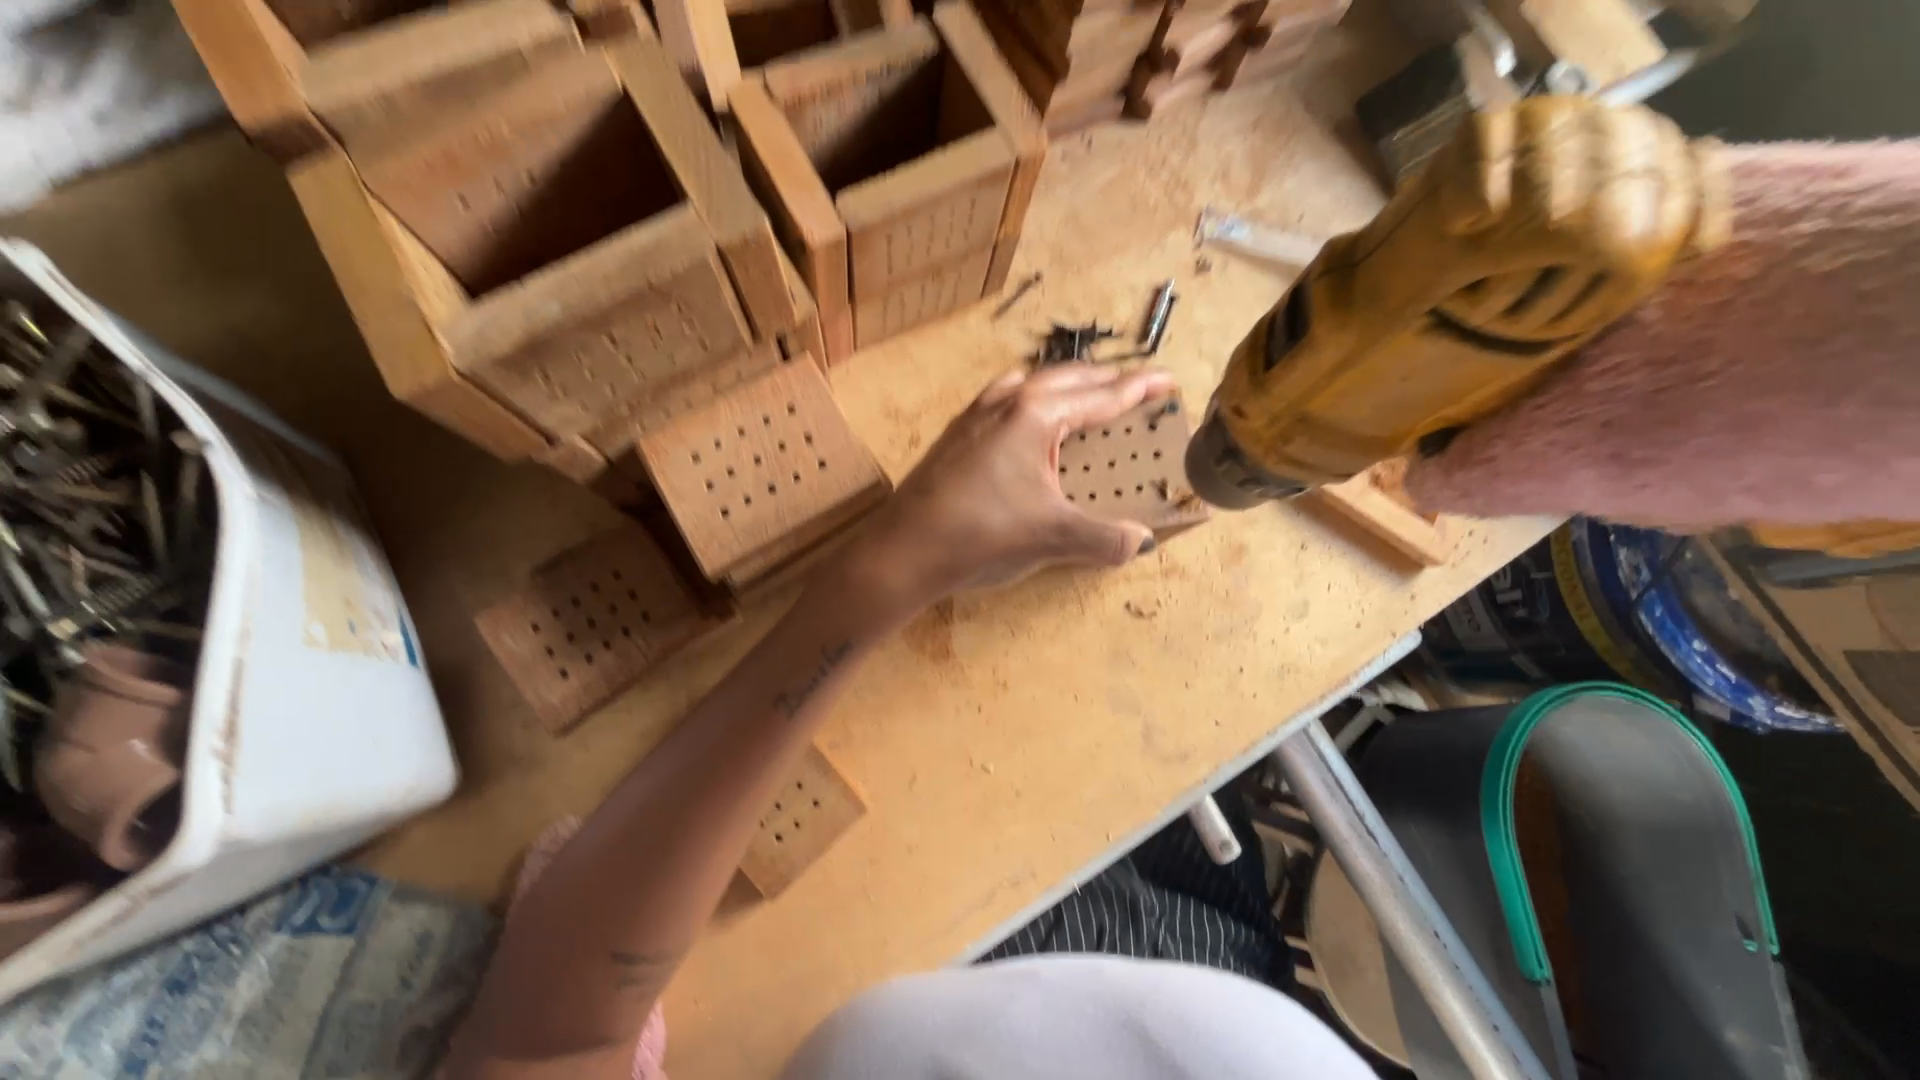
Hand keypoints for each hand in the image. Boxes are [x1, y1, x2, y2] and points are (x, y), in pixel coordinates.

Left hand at [833, 364, 1178, 619]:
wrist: (903, 550)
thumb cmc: (982, 535)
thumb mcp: (1053, 537)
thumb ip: (1105, 538)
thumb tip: (1142, 542)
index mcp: (1037, 415)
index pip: (1102, 396)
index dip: (1140, 388)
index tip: (1168, 380)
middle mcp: (1006, 402)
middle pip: (1067, 379)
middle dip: (1106, 381)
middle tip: (1135, 391)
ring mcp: (975, 415)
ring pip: (1031, 383)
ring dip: (1065, 386)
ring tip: (1085, 401)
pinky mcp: (955, 435)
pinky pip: (1005, 400)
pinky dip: (1031, 401)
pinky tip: (1026, 428)